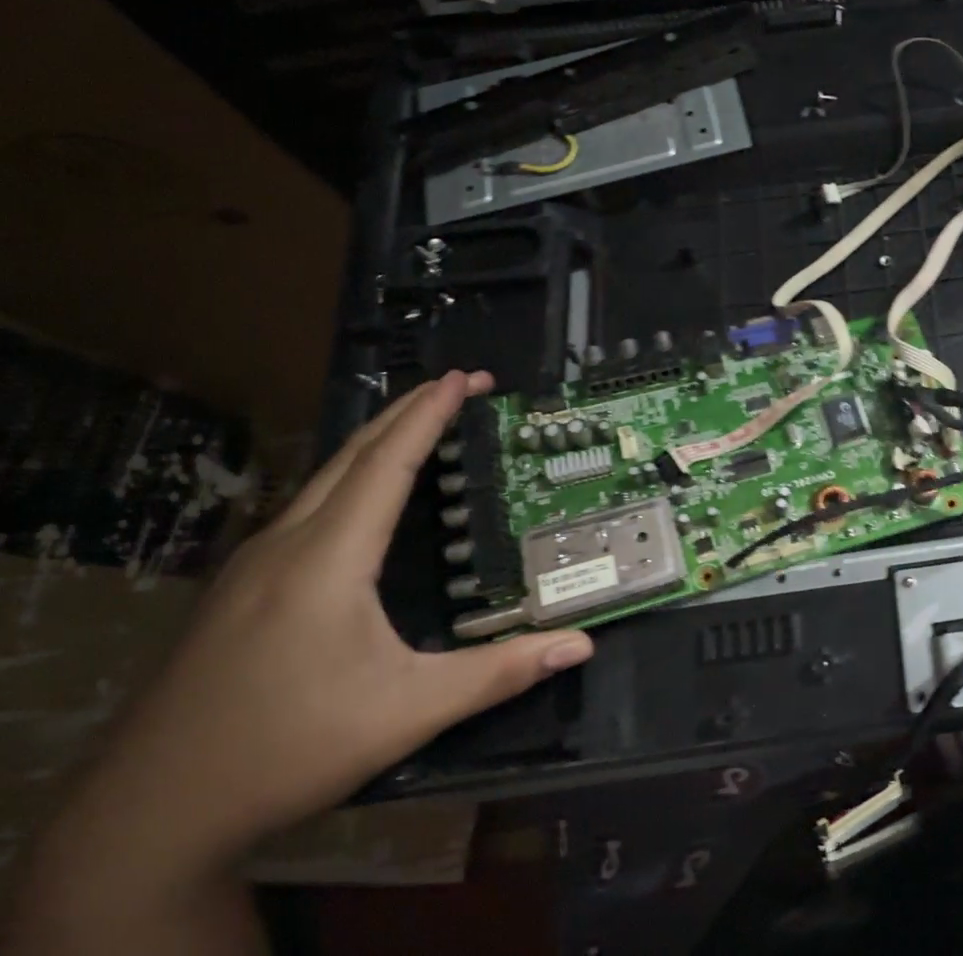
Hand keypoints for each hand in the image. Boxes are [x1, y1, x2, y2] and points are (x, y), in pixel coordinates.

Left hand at [20, 372, 593, 929]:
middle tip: (455, 384)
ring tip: (418, 425)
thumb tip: (581, 646)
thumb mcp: (410, 711)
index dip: (426, 418)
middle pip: (348, 459)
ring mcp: (252, 569)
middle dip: (404, 413)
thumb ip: (499, 672)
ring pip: (320, 483)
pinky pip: (304, 511)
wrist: (154, 809)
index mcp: (327, 562)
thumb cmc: (290, 747)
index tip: (462, 378)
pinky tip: (359, 500)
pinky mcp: (238, 593)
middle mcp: (285, 549)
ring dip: (374, 445)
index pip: (384, 467)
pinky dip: (347, 481)